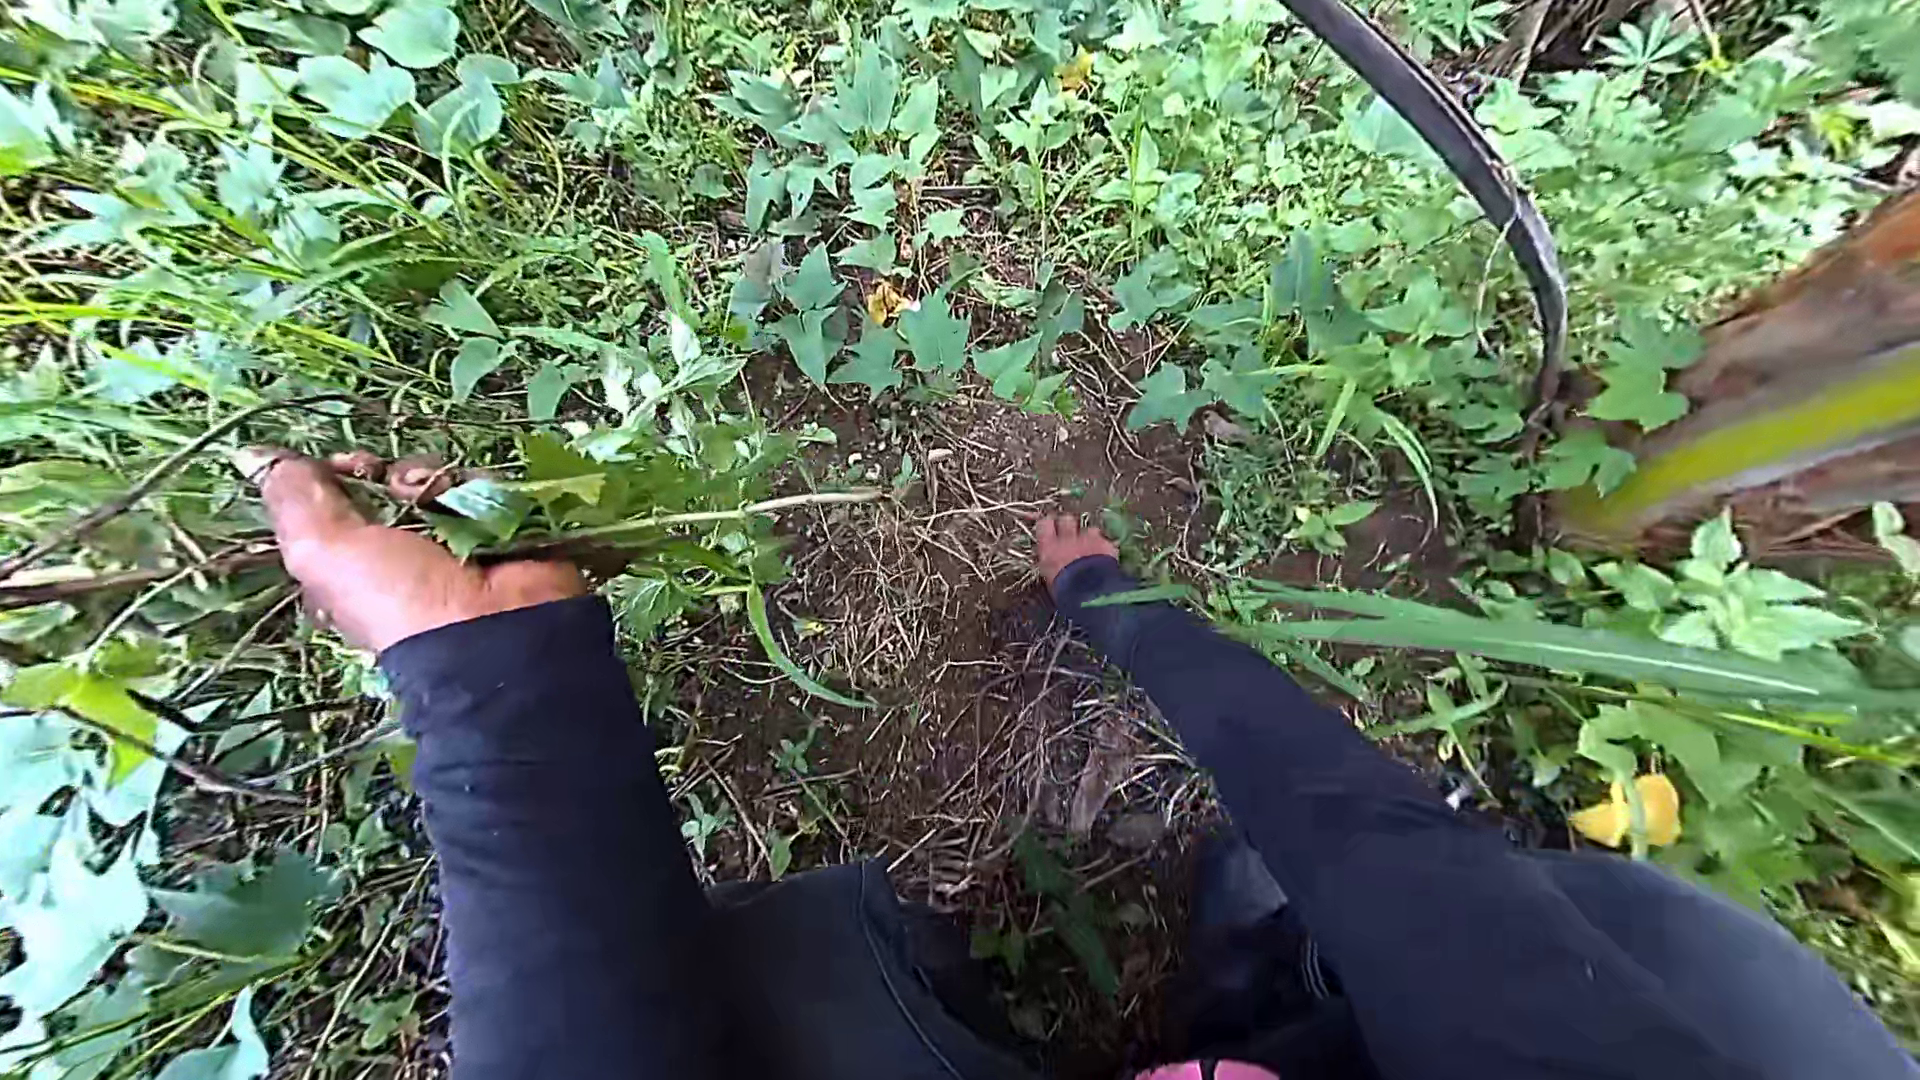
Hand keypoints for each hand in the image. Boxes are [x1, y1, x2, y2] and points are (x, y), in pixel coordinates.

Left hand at [241, 448, 584, 652]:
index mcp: (366, 552)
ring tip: (444, 498)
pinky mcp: (512, 527)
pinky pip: (494, 489)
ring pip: (450, 480)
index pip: (356, 492)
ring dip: (441, 480)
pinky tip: (477, 502)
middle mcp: (417, 541)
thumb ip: (294, 499)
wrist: (490, 620)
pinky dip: (483, 490)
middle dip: (399, 474)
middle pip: (404, 480)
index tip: (352, 466)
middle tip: (402, 486)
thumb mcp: (324, 551)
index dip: (349, 472)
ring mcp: (467, 534)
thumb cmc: (399, 595)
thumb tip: (252, 453)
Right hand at [1033, 514, 1117, 592]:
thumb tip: (1051, 562)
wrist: (1088, 592)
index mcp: (1049, 547)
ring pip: (1088, 529)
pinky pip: (1105, 540)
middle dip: (1069, 524)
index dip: (1048, 525)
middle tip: (1070, 534)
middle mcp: (1067, 538)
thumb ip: (1051, 563)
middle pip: (1067, 519)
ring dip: (1089, 536)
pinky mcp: (1106, 544)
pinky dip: (1105, 547)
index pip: (1044, 524)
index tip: (1050, 527)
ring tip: (1091, 547)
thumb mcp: (1050, 578)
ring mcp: (1088, 539)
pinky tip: (1105, 557)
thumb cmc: (1064, 590)